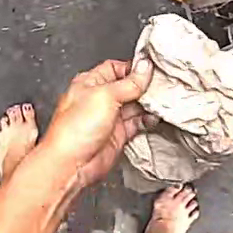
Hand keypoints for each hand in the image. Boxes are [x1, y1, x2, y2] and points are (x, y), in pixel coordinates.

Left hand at [33, 59, 152, 191]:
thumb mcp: (105, 96)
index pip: (116, 68)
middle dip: (144, 86)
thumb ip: (128, 83)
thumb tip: (144, 67)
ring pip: (134, 105)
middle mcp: (99, 99)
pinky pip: (136, 123)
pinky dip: (147, 120)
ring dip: (148, 104)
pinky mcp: (117, 135)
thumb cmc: (74, 130)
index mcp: (90, 83)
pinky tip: (154, 118)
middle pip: (128, 86)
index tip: (151, 69)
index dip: (133, 68)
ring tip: (161, 102)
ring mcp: (108, 117)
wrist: (71, 164)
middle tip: (161, 86)